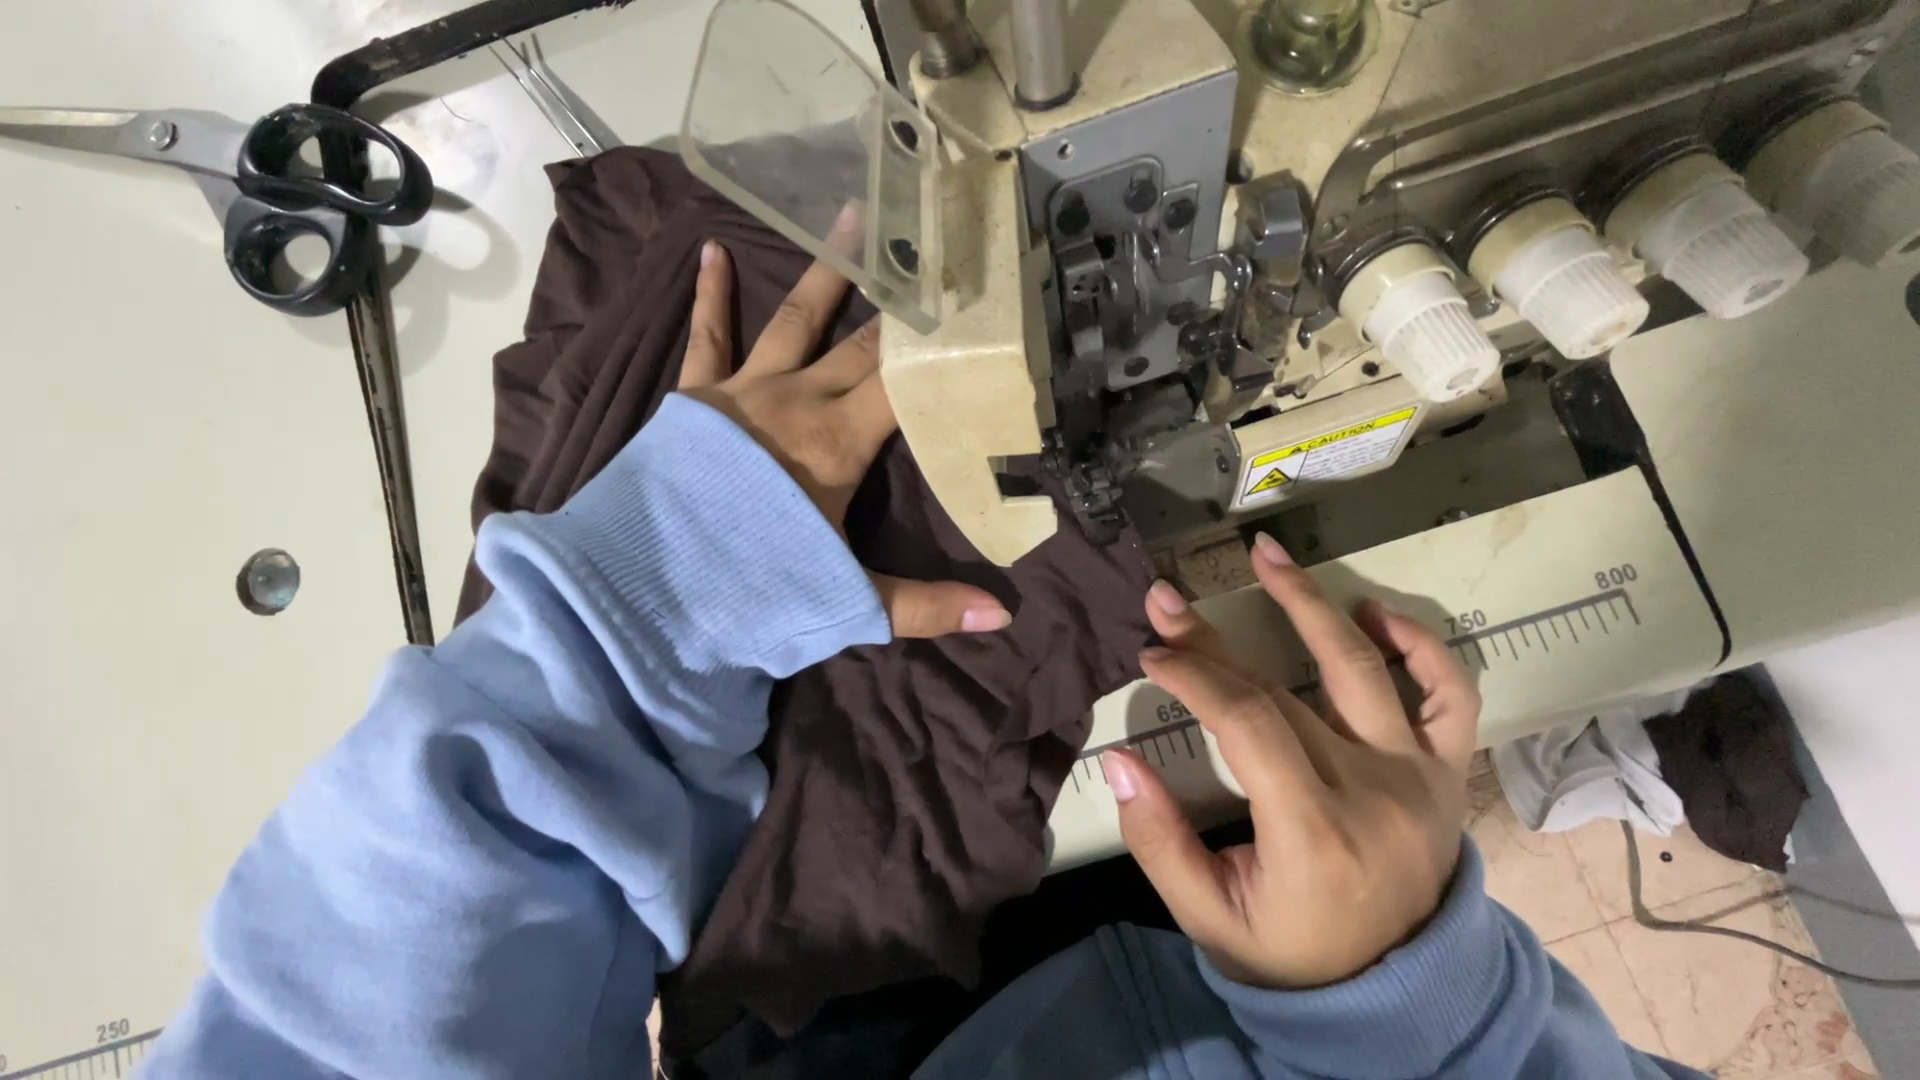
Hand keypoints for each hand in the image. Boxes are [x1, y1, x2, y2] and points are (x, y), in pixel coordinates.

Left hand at [676, 240, 1011, 638]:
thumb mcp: (849, 602)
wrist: (644, 594)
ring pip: (795, 320)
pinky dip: (710, 296)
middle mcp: (798, 400)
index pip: (905, 379)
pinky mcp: (695, 399)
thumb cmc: (754, 594)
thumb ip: (927, 605)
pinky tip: (709, 252)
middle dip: (901, 297)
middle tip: (931, 245)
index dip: (941, 342)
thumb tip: (1004, 617)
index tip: (973, 301)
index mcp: (840, 440)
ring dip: (827, 272)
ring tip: (850, 216)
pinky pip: (707, 337)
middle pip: (863, 342)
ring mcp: (743, 392)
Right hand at [1104, 533, 1479, 988]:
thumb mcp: (1207, 916)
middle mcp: (1375, 793)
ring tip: (1267, 554)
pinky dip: (1420, 646)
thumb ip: (1159, 840)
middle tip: (1164, 599)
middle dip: (1212, 642)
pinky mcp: (1445, 774)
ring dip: (1309, 603)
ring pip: (1364, 669)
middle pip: (1284, 691)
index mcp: (1315, 834)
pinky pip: (1449, 696)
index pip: (1247, 723)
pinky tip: (1373, 611)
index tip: (1151, 650)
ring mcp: (1420, 778)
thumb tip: (1119, 760)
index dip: (1194, 676)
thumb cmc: (1288, 955)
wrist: (1392, 996)